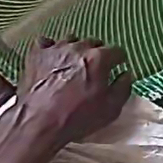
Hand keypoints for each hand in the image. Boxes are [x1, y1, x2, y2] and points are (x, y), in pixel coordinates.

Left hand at [9, 37, 131, 150]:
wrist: (39, 121)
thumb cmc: (78, 117)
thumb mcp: (110, 109)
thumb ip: (123, 88)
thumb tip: (126, 74)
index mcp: (99, 58)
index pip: (117, 51)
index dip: (118, 60)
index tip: (117, 68)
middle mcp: (78, 47)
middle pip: (93, 43)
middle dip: (97, 54)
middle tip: (94, 70)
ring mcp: (55, 48)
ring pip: (71, 40)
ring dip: (75, 50)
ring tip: (73, 65)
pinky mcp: (37, 54)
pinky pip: (46, 43)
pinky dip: (51, 49)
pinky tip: (52, 59)